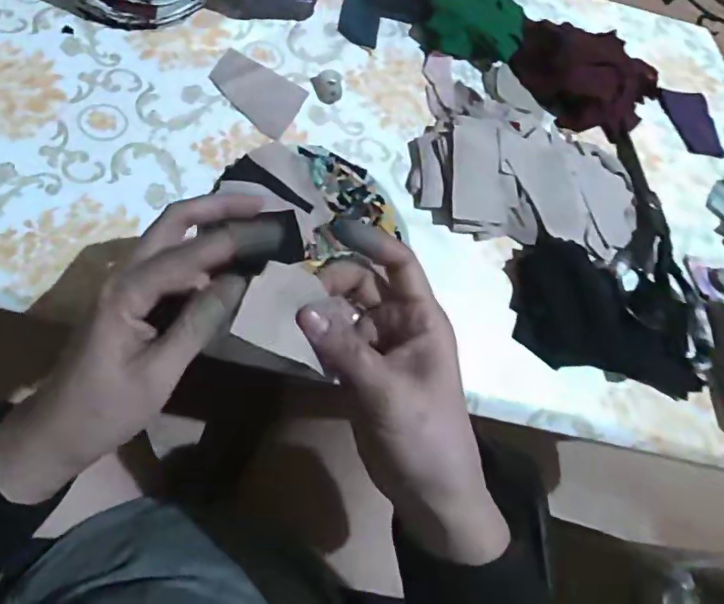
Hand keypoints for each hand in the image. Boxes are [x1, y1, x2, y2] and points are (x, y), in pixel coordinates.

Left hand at [0, 193, 262, 502]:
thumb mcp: (158, 375)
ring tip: (253, 221)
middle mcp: (125, 272)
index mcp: (126, 290)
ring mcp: (126, 279)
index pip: (186, 254)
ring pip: (171, 234)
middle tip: (261, 203)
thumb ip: (198, 324)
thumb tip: (238, 281)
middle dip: (218, 206)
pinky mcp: (132, 293)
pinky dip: (200, 250)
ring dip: (210, 221)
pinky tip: (228, 258)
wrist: (55, 430)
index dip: (229, 239)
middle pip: (174, 220)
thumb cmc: (104, 409)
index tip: (268, 228)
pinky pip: (169, 259)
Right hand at [299, 221, 509, 564]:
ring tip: (292, 314)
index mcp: (421, 318)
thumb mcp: (387, 391)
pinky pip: (333, 339)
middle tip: (299, 291)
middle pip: (362, 282)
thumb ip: (344, 349)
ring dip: (320, 308)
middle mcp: (398, 323)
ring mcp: (377, 346)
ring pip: (343, 310)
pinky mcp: (359, 369)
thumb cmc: (426, 436)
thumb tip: (300, 309)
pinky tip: (298, 342)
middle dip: (332, 280)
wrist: (431, 496)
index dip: (372, 241)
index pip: (400, 263)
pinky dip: (317, 336)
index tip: (334, 227)